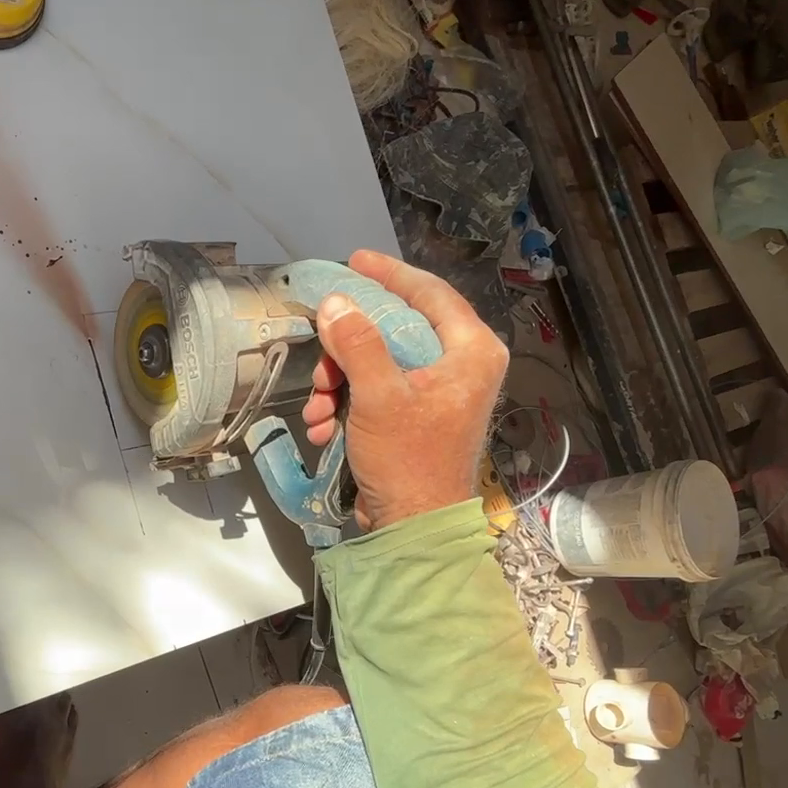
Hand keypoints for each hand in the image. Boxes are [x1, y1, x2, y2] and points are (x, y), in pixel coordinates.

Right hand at [302, 250, 507, 531]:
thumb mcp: (378, 396)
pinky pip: (373, 395)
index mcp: (470, 351)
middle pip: (394, 332)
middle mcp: (459, 366)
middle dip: (346, 351)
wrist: (413, 526)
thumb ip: (358, 343)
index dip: (389, 275)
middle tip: (320, 363)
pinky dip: (344, 408)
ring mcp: (436, 395)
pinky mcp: (414, 419)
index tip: (354, 260)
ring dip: (337, 385)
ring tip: (318, 411)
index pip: (430, 294)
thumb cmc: (408, 458)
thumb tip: (334, 303)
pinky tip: (324, 430)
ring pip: (376, 365)